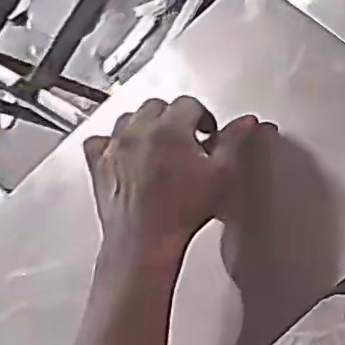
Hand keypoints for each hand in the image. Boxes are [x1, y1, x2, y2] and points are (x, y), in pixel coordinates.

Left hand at [82, 97, 271, 258]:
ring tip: (163, 143)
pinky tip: (128, 151)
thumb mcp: (223, 174)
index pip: (189, 104)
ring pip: (130, 118)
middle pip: (158, 106)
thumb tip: (245, 122)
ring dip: (148, 125)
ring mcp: (115, 148)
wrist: (145, 241)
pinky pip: (101, 140)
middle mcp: (138, 133)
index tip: (210, 132)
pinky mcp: (99, 165)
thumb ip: (234, 141)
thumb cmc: (182, 211)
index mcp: (170, 130)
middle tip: (190, 138)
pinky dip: (115, 140)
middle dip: (176, 117)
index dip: (204, 117)